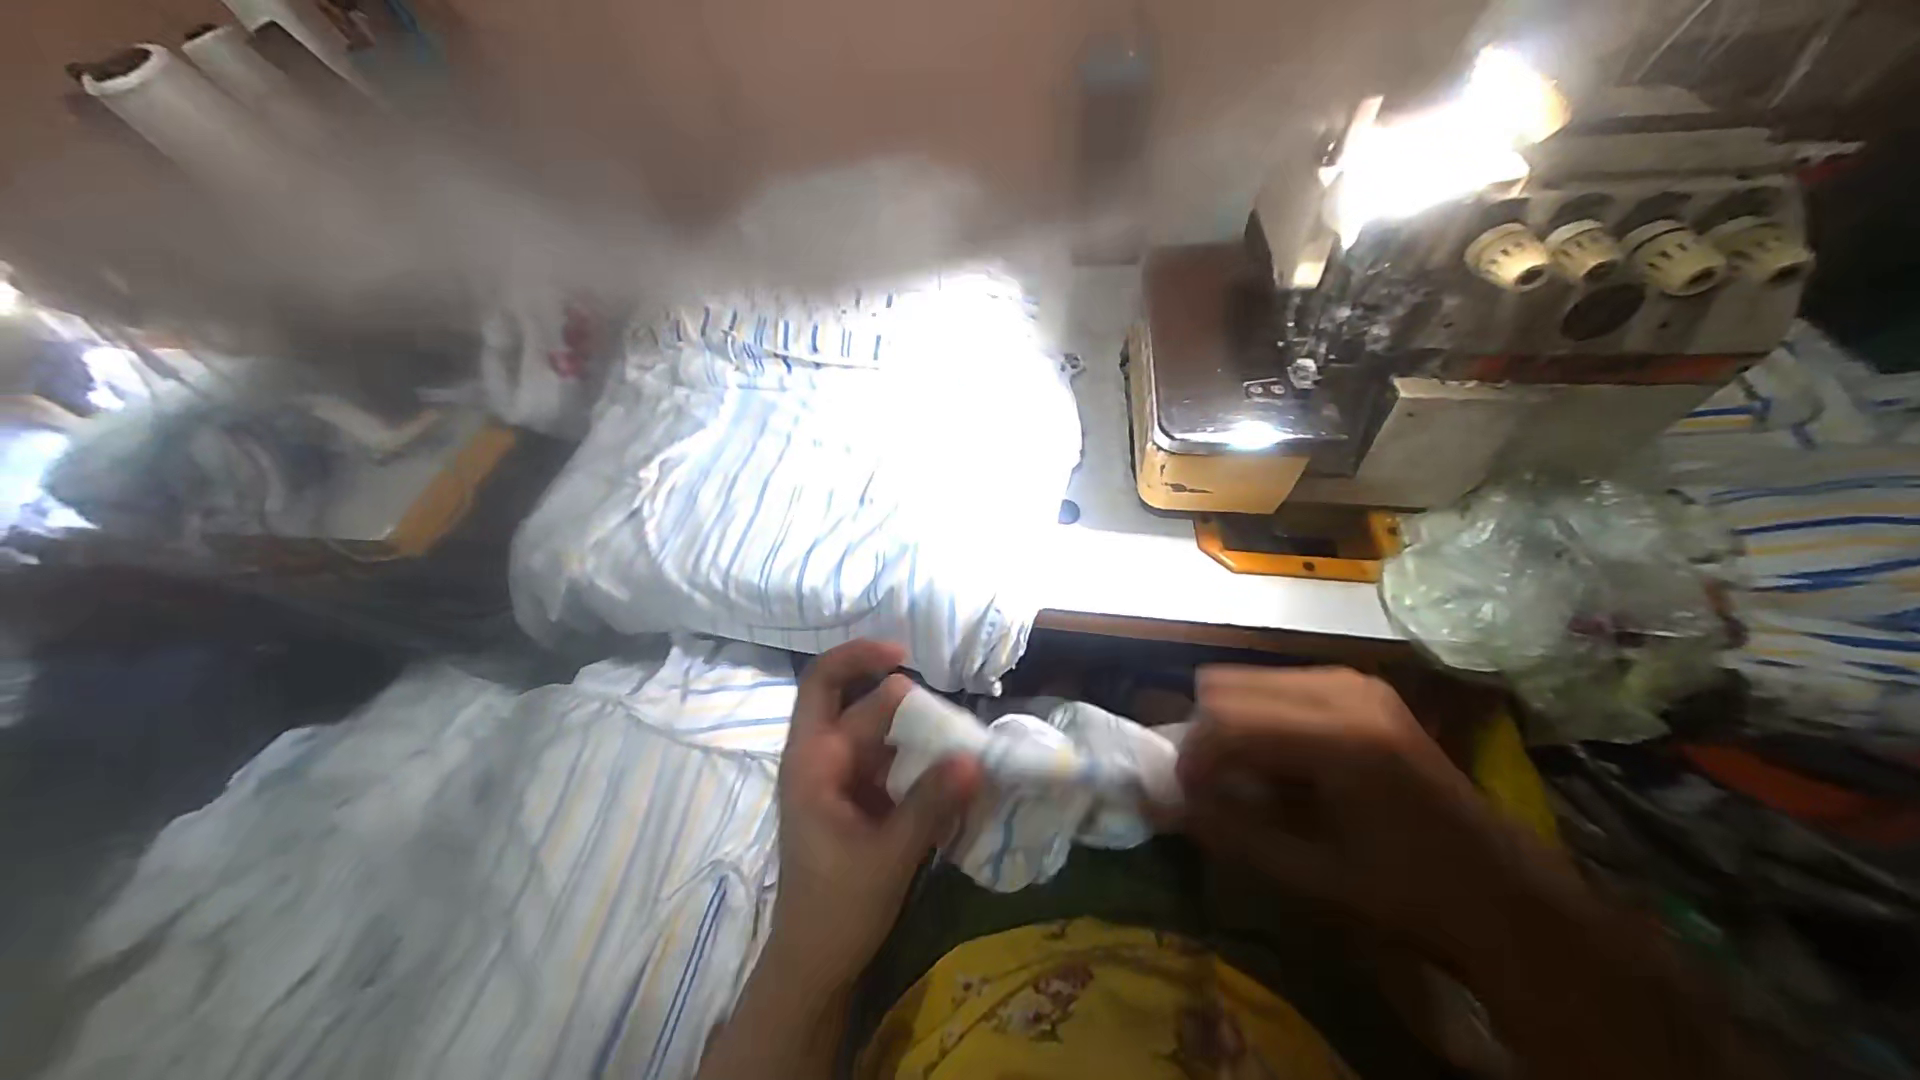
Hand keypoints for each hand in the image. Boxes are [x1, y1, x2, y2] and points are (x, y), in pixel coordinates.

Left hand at [767, 640, 981, 987]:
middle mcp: (825, 758)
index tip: (906, 656)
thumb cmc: (837, 909)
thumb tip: (975, 759)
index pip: (826, 684)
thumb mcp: (888, 857)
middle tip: (952, 719)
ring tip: (964, 742)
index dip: (859, 657)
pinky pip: (895, 761)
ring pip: (884, 733)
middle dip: (909, 704)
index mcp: (812, 761)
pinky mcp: (863, 796)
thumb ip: (929, 804)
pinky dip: (923, 759)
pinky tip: (954, 770)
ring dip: (921, 733)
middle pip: (865, 706)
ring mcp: (845, 777)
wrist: (816, 964)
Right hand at [1176, 666, 1531, 960]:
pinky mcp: (1358, 685)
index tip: (1184, 795)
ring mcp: (1354, 681)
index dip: (1192, 757)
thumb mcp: (1310, 876)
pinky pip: (1274, 684)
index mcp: (1342, 739)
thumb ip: (1228, 831)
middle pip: (1226, 686)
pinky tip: (1278, 760)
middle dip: (1206, 736)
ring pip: (1245, 680)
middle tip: (1211, 785)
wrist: (1501, 890)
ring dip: (1229, 725)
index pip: (1227, 721)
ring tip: (1243, 774)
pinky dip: (1257, 717)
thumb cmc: (1408, 894)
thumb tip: (1160, 802)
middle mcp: (1345, 691)